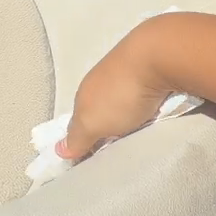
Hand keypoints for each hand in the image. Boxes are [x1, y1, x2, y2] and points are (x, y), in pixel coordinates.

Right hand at [61, 17, 181, 160]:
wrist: (157, 55)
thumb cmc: (121, 94)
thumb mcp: (94, 122)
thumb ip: (78, 136)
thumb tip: (58, 150)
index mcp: (85, 93)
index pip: (78, 121)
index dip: (83, 139)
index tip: (92, 160)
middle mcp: (101, 80)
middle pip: (99, 109)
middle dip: (104, 126)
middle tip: (116, 149)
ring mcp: (125, 72)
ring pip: (120, 100)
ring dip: (125, 114)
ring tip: (136, 132)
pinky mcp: (149, 69)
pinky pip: (141, 93)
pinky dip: (142, 103)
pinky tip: (151, 111)